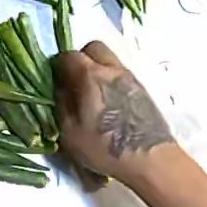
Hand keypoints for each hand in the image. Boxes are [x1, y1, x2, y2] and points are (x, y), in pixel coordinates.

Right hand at [54, 41, 182, 190]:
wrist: (150, 158)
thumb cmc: (105, 147)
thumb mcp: (70, 131)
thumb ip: (61, 105)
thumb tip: (60, 90)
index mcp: (91, 76)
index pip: (69, 55)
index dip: (58, 66)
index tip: (55, 81)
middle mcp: (112, 70)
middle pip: (94, 48)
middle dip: (81, 59)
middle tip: (74, 81)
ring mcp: (131, 78)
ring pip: (110, 61)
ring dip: (98, 70)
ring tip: (92, 96)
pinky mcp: (143, 90)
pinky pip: (122, 76)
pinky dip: (112, 82)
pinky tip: (110, 105)